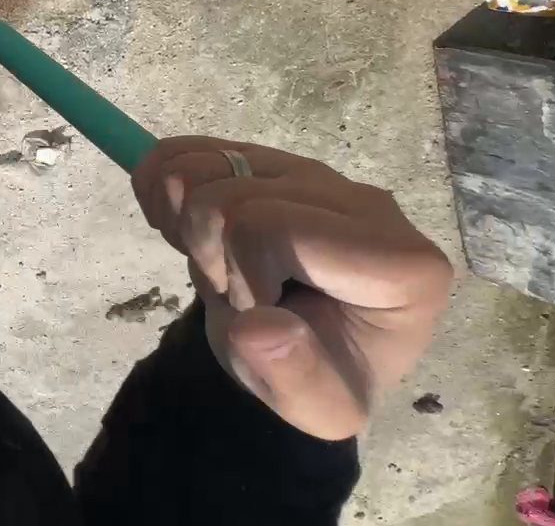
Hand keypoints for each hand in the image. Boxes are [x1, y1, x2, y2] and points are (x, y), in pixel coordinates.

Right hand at [132, 136, 452, 439]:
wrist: (286, 337)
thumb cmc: (308, 368)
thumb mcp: (312, 405)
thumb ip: (293, 378)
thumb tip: (260, 327)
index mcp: (399, 262)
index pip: (270, 227)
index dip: (237, 271)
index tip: (256, 309)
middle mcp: (361, 201)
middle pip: (226, 196)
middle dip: (204, 250)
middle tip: (227, 286)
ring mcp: (303, 170)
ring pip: (193, 166)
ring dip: (178, 219)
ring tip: (206, 254)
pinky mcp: (256, 154)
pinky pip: (175, 150)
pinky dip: (155, 188)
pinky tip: (183, 225)